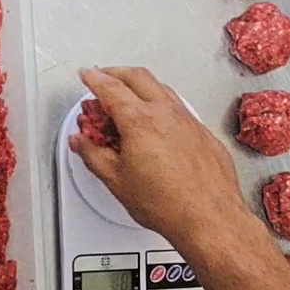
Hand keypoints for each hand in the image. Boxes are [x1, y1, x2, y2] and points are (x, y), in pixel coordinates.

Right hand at [68, 67, 252, 247]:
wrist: (209, 218)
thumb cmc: (168, 204)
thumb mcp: (116, 181)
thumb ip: (93, 155)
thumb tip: (81, 142)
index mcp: (140, 121)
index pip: (110, 88)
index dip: (94, 78)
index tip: (87, 75)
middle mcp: (166, 113)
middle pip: (137, 77)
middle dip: (116, 72)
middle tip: (104, 76)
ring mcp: (188, 120)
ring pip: (161, 88)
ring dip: (140, 85)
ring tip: (129, 95)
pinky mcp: (203, 133)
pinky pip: (179, 108)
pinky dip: (161, 104)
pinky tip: (157, 119)